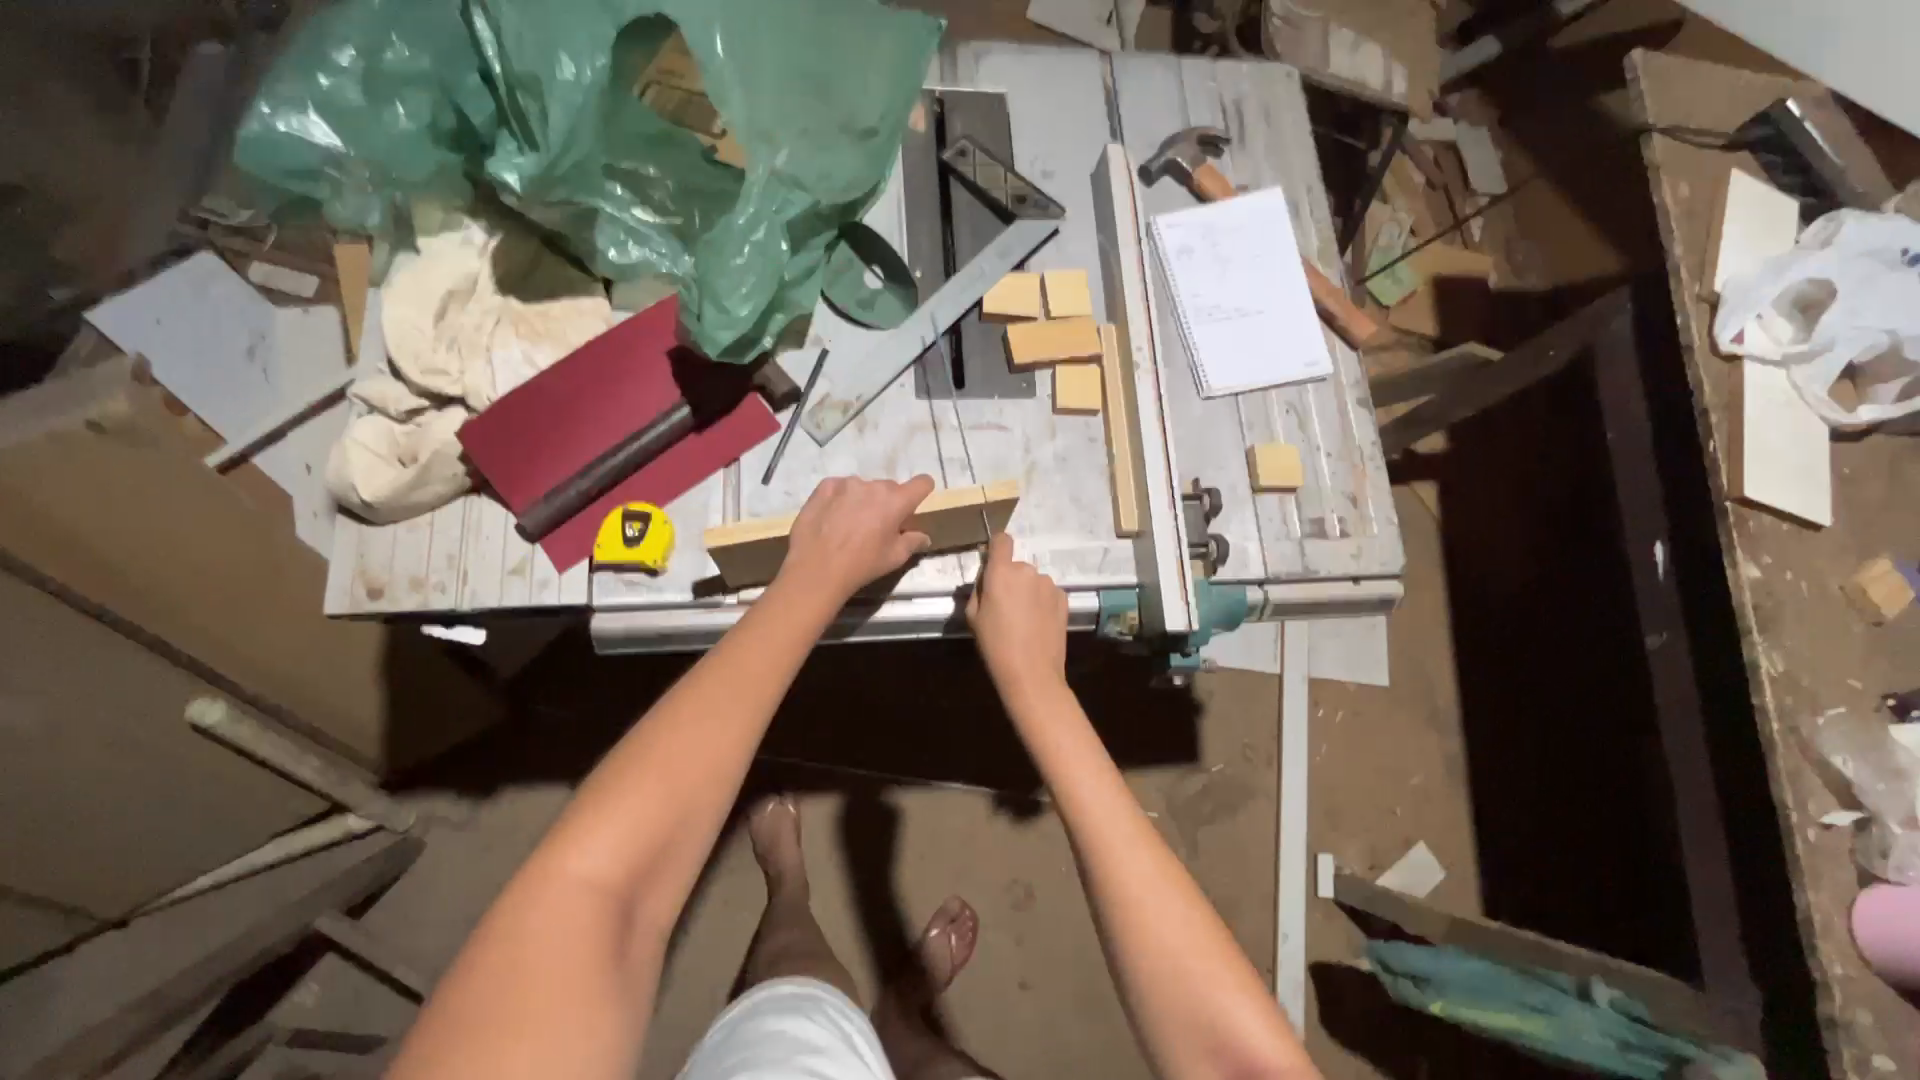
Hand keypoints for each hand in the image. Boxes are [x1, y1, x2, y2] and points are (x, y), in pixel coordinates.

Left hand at [776, 475, 934, 603]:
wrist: (817, 568)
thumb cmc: (862, 565)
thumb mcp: (894, 558)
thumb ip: (913, 541)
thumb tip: (923, 536)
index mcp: (896, 501)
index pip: (922, 483)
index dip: (921, 491)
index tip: (912, 504)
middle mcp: (873, 486)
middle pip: (889, 488)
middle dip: (888, 502)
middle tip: (876, 525)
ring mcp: (847, 483)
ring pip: (863, 487)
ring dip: (863, 499)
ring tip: (850, 523)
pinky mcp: (825, 487)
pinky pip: (840, 487)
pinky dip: (841, 498)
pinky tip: (833, 517)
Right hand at [966, 533, 1067, 701]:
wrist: (1031, 671)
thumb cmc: (995, 644)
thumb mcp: (973, 616)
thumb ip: (979, 589)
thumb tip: (986, 578)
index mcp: (1001, 572)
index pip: (1002, 540)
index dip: (997, 547)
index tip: (994, 564)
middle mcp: (1027, 571)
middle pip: (1017, 566)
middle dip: (1011, 579)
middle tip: (1005, 606)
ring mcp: (1049, 584)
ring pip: (1033, 580)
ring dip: (1028, 591)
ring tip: (1024, 619)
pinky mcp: (1064, 598)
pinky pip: (1047, 593)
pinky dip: (1042, 602)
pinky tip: (1039, 623)